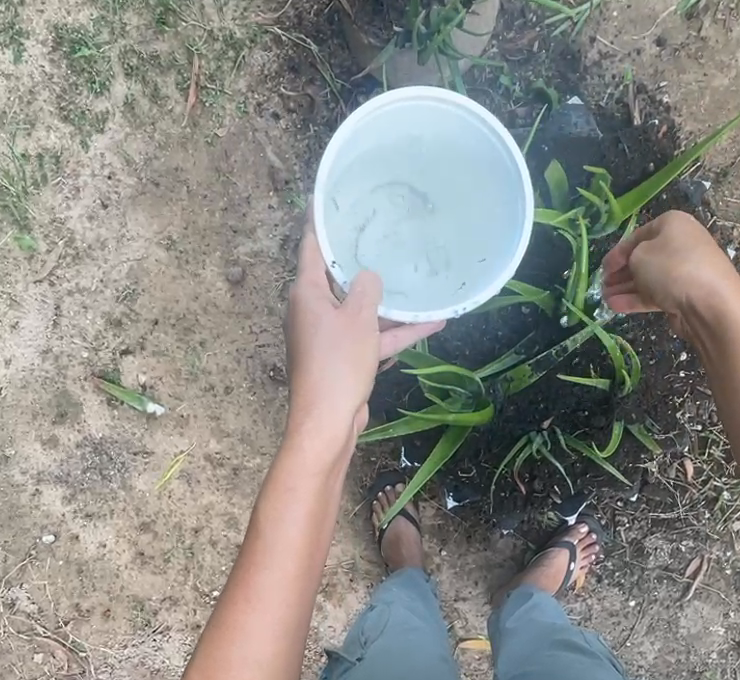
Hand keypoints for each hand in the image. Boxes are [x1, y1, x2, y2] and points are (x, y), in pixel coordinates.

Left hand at [285, 222, 443, 447]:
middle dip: (364, 260)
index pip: (313, 246)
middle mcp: (313, 311)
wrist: (328, 421)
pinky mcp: (344, 360)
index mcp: (306, 293)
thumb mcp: (358, 319)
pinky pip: (372, 338)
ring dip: (391, 303)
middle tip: (386, 231)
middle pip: (340, 278)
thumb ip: (368, 290)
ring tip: (421, 280)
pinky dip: (396, 333)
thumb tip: (371, 277)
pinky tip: (433, 324)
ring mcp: (329, 338)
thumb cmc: (337, 364)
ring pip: (362, 311)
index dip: (323, 220)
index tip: (333, 197)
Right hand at [600, 211, 739, 336]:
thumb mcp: (640, 254)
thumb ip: (628, 258)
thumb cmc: (672, 268)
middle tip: (602, 284)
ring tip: (604, 298)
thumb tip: (630, 266)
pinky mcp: (682, 295)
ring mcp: (682, 271)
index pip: (638, 235)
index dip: (617, 252)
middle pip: (643, 258)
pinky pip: (654, 295)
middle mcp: (679, 244)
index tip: (602, 268)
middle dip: (620, 272)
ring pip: (647, 278)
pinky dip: (635, 299)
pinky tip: (615, 306)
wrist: (709, 302)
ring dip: (624, 288)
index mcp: (672, 224)